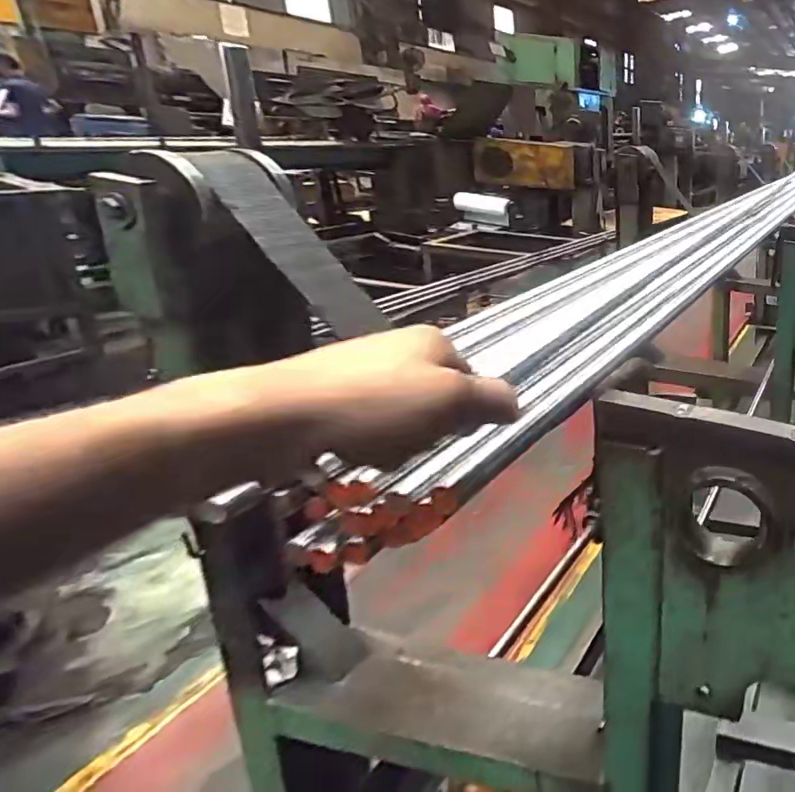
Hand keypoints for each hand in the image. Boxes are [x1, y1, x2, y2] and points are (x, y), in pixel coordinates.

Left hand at [199, 326, 517, 477]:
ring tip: (371, 453)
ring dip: (394, 441)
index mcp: (434, 341)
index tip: (448, 436)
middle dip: (427, 429)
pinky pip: (362, 420)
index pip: (472, 379)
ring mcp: (361, 366)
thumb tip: (516, 402)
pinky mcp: (327, 389)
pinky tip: (345, 452)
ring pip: (399, 413)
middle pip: (435, 398)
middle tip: (408, 446)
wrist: (278, 415)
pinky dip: (360, 440)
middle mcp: (400, 346)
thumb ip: (489, 399)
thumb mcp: (448, 400)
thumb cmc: (375, 406)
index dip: (466, 413)